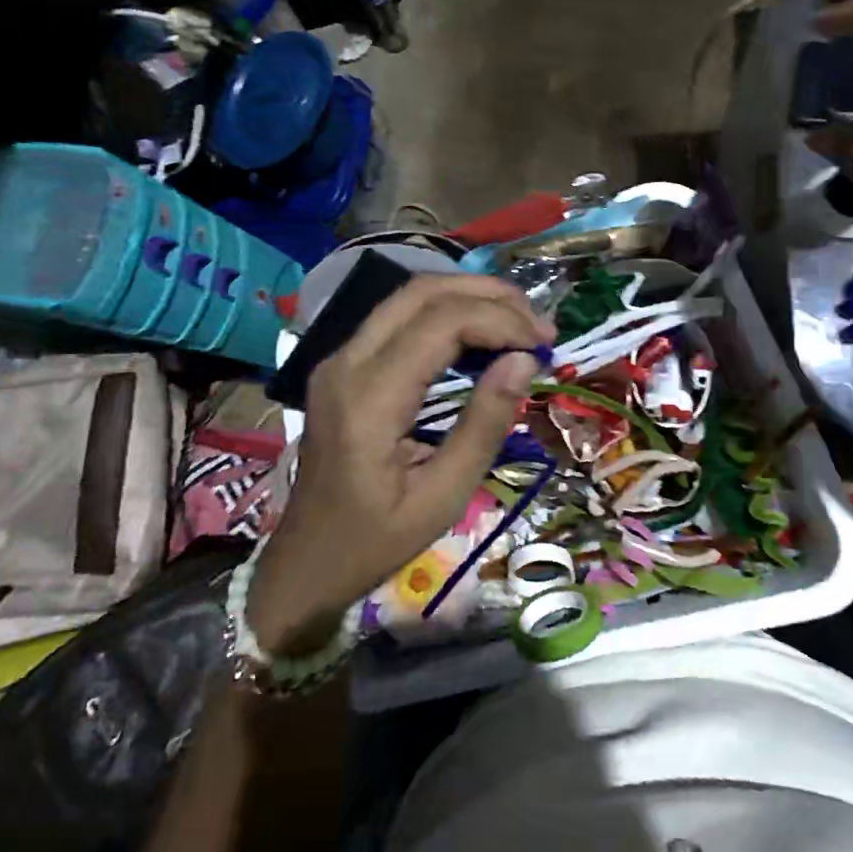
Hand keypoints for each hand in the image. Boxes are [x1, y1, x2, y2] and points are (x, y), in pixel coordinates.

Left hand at [246, 276, 554, 656]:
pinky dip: (446, 313)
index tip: (545, 344)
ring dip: (469, 298)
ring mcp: (339, 359)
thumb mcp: (443, 497)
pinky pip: (398, 317)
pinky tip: (480, 334)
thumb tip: (524, 361)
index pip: (441, 323)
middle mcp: (346, 362)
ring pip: (408, 296)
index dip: (500, 320)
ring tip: (519, 322)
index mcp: (369, 398)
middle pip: (422, 291)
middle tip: (539, 324)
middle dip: (489, 295)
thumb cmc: (375, 540)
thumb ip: (484, 425)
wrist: (307, 559)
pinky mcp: (343, 365)